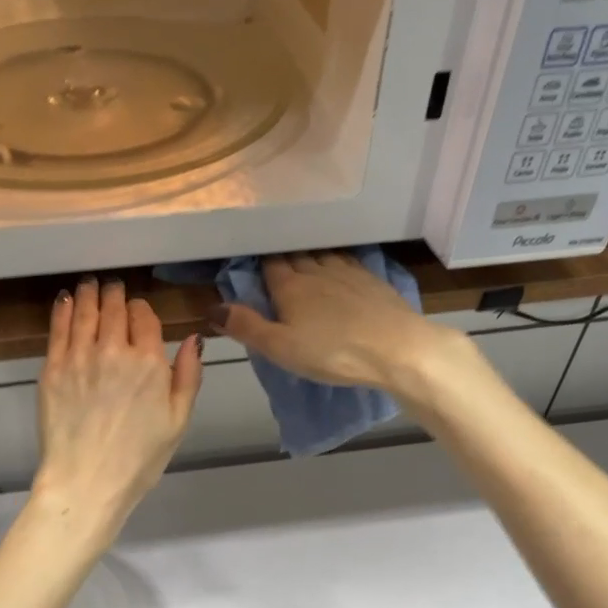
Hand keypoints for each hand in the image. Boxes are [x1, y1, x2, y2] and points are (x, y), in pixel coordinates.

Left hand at [31, 277, 202, 538]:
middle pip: (114, 308)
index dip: (141, 310)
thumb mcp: (178, 421)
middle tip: (112, 288)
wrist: (87, 481)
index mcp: (149, 362)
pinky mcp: (53, 368)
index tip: (138, 311)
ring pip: (84, 310)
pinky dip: (63, 309)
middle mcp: (114, 351)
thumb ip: (188, 376)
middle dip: (115, 295)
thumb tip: (194, 339)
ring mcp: (80, 357)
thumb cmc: (138, 459)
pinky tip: (65, 300)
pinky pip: (58, 328)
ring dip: (89, 294)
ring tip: (90, 286)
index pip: (144, 316)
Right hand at [209, 253, 485, 402]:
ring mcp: (348, 271)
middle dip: (283, 260)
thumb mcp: (280, 347)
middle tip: (275, 269)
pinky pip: (347, 263)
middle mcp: (316, 269)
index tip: (252, 268)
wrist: (396, 347)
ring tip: (303, 268)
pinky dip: (336, 266)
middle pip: (294, 256)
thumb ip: (246, 326)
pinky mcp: (373, 279)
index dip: (258, 265)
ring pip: (321, 256)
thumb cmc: (331, 351)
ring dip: (310, 259)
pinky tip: (338, 274)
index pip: (268, 264)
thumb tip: (211, 308)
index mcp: (290, 285)